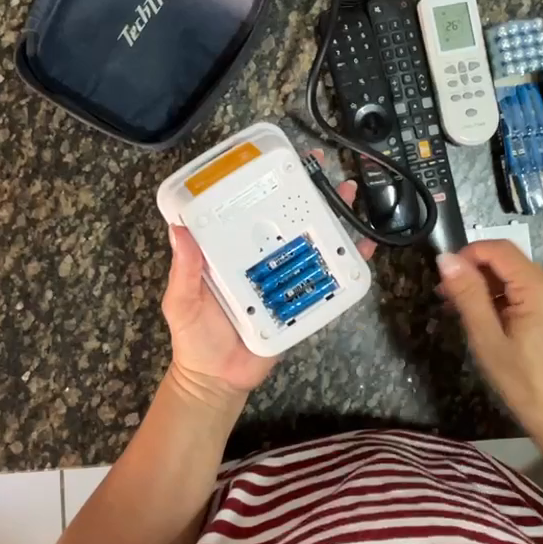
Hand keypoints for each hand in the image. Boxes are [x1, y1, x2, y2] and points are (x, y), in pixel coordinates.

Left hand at [161, 175, 373, 407]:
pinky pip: (326, 278)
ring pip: (310, 241)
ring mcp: (282, 278)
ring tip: (349, 194)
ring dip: (332, 217)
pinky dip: (346, 262)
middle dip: (306, 193)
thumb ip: (183, 270)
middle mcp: (258, 258)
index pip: (246, 210)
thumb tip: (178, 229)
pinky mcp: (301, 301)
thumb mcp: (181, 302)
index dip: (262, 185)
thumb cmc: (195, 339)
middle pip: (284, 219)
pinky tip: (364, 246)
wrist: (218, 382)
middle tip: (323, 168)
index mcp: (228, 251)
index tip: (276, 161)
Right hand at [437, 240, 542, 433]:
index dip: (469, 255)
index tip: (446, 276)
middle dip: (477, 273)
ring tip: (467, 310)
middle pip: (509, 261)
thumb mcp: (486, 337)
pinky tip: (493, 315)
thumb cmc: (519, 380)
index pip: (500, 250)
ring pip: (518, 273)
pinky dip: (508, 294)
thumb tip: (445, 258)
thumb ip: (467, 293)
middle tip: (449, 298)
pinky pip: (531, 285)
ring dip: (491, 285)